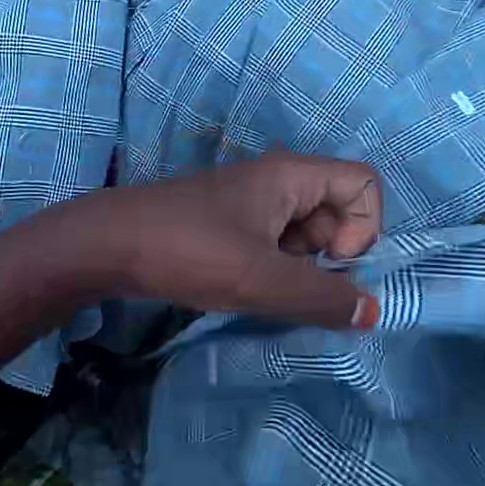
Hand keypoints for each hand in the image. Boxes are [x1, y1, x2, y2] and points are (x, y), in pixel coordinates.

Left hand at [43, 151, 383, 329]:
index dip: (364, 225)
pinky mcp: (226, 222)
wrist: (111, 243)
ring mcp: (247, 200)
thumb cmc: (191, 250)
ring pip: (302, 231)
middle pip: (335, 208)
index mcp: (289, 175)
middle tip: (287, 278)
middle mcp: (273, 180)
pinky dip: (270, 266)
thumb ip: (323, 296)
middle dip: (327, 253)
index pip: (362, 182)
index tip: (331, 260)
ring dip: (296, 266)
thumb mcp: (263, 278)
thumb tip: (373, 310)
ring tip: (259, 284)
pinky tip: (241, 285)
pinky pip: (271, 241)